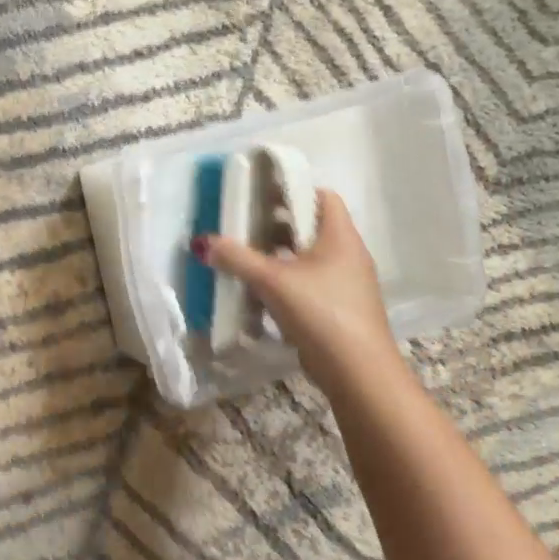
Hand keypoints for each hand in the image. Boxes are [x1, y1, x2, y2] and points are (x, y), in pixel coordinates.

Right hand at [196, 189, 398, 380]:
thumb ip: (236, 258)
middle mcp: (348, 255)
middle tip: (241, 223)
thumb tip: (203, 242)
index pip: (323, 198)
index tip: (259, 194)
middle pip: (311, 226)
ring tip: (242, 253)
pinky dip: (283, 277)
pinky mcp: (337, 305)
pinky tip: (258, 287)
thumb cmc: (321, 312)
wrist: (356, 369)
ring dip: (277, 253)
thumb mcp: (271, 280)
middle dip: (275, 223)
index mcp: (341, 238)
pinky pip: (307, 280)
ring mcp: (345, 282)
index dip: (293, 190)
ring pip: (307, 255)